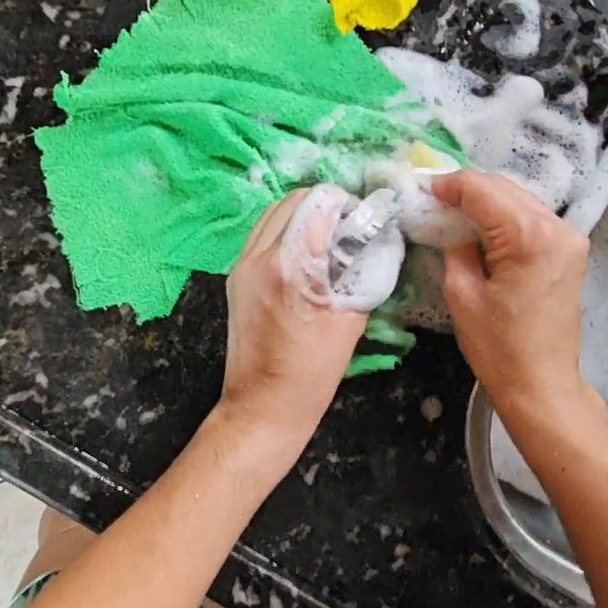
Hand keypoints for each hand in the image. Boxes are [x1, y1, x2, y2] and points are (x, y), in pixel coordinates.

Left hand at [219, 189, 368, 445]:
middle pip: (292, 201)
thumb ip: (359, 271)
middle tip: (349, 227)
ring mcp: (241, 266)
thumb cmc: (312, 372)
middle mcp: (258, 257)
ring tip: (329, 240)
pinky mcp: (235, 278)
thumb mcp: (350, 319)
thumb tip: (372, 240)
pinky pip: (262, 237)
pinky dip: (286, 233)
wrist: (262, 405)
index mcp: (289, 266)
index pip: (317, 203)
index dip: (345, 204)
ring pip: (273, 215)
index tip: (363, 219)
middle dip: (323, 206)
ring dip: (303, 216)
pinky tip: (307, 256)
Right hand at [432, 171, 594, 423]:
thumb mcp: (461, 294)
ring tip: (453, 212)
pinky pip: (532, 217)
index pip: (482, 189)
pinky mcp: (570, 250)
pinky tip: (482, 227)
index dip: (449, 185)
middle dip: (467, 189)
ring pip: (520, 199)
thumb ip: (455, 247)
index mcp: (529, 237)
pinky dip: (505, 215)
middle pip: (504, 187)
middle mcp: (557, 227)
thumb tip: (448, 223)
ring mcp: (570, 238)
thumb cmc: (497, 347)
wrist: (541, 383)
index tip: (422, 190)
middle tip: (433, 199)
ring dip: (486, 200)